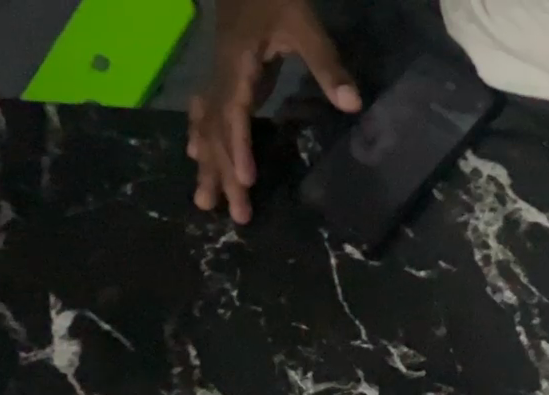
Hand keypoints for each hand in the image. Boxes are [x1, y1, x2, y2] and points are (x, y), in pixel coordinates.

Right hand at [187, 0, 360, 223]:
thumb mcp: (307, 26)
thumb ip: (328, 64)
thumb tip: (352, 103)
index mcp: (238, 66)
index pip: (234, 114)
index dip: (237, 147)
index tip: (244, 180)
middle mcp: (221, 74)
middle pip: (217, 130)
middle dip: (222, 173)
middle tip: (231, 213)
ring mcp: (219, 74)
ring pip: (206, 125)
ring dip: (207, 163)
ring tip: (204, 201)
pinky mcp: (226, 74)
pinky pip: (206, 112)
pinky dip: (202, 137)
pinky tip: (197, 156)